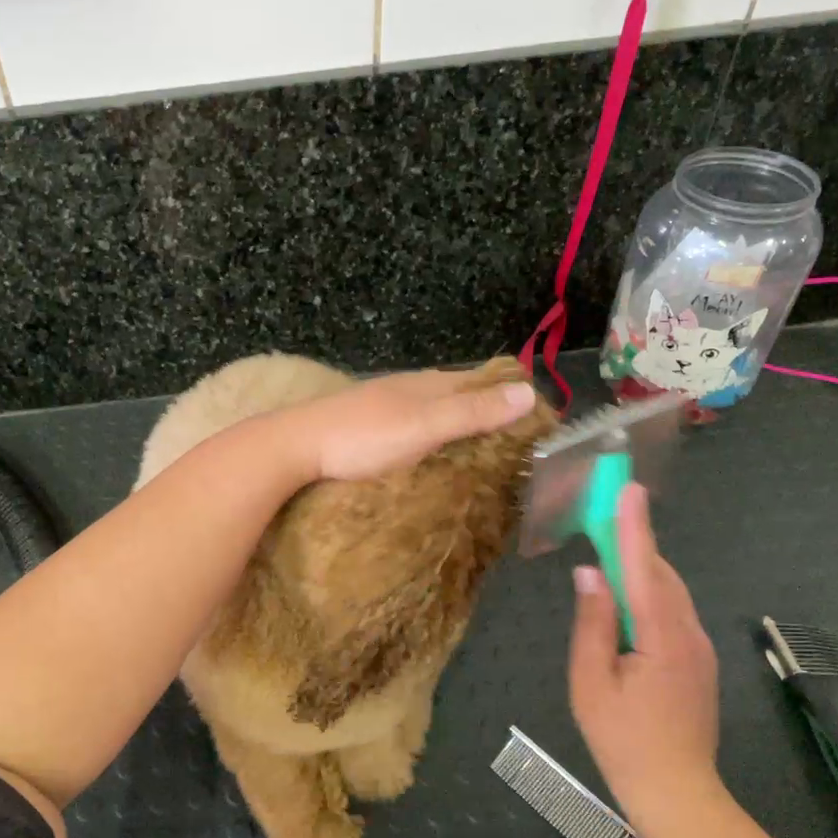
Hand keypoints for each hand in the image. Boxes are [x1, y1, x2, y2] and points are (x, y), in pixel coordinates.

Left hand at [278, 367, 538, 481]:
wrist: (295, 447)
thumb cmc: (362, 437)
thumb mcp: (424, 426)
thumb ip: (471, 411)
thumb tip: (528, 391)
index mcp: (427, 384)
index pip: (482, 380)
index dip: (512, 396)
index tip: (541, 422)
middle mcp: (408, 389)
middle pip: (459, 395)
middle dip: (489, 412)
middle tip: (519, 446)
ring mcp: (384, 407)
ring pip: (434, 411)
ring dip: (459, 426)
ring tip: (484, 455)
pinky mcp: (365, 429)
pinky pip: (412, 428)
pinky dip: (432, 439)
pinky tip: (433, 457)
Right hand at [568, 483, 721, 818]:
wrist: (677, 793)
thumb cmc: (623, 739)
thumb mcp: (591, 682)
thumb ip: (592, 624)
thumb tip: (590, 574)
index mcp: (662, 637)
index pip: (644, 568)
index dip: (633, 526)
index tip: (628, 489)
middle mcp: (689, 634)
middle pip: (661, 574)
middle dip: (635, 538)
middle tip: (606, 507)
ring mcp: (699, 649)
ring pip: (669, 592)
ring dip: (641, 563)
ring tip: (610, 540)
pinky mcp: (697, 661)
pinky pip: (672, 611)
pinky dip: (649, 588)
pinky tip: (627, 591)